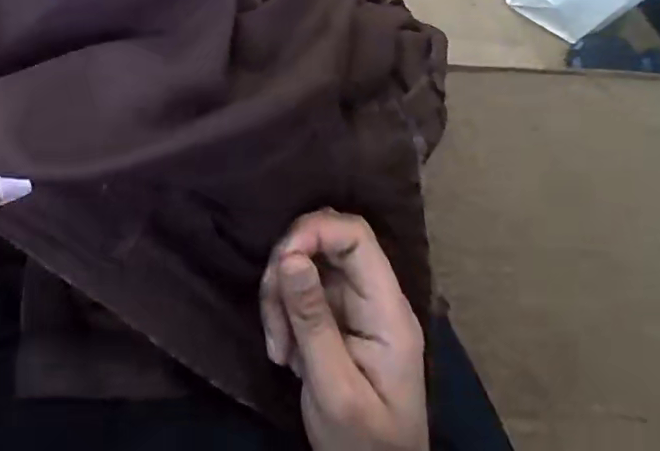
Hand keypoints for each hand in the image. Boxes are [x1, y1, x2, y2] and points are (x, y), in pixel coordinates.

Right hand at [259, 210, 428, 450]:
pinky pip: (299, 289)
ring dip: (279, 294)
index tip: (280, 260)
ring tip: (277, 346)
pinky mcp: (334, 317)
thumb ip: (313, 320)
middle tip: (272, 311)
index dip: (314, 230)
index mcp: (388, 310)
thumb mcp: (334, 389)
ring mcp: (353, 306)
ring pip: (305, 263)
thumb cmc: (363, 444)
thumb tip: (290, 254)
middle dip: (287, 266)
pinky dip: (281, 311)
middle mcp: (373, 297)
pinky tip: (282, 352)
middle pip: (325, 242)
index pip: (356, 236)